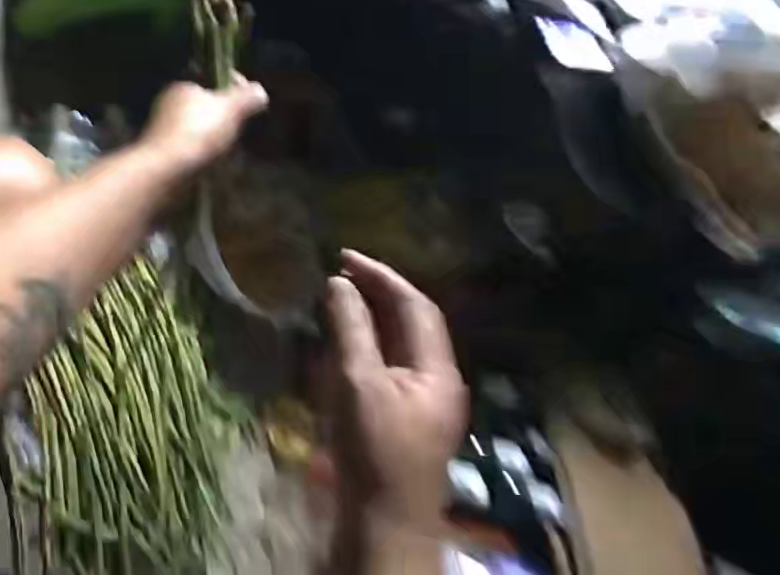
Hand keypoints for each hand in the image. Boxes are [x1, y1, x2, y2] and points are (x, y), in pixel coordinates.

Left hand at [140, 77, 267, 168]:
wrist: (165, 170)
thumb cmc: (198, 132)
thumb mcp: (230, 108)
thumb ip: (247, 97)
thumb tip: (259, 91)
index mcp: (183, 86)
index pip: (212, 80)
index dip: (235, 88)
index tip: (248, 103)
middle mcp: (168, 104)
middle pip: (207, 106)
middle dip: (226, 117)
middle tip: (240, 130)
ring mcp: (162, 129)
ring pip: (199, 129)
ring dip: (216, 139)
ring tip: (229, 153)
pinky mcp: (161, 152)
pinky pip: (190, 149)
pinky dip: (204, 154)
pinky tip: (212, 166)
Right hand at [326, 250, 468, 540]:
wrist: (384, 523)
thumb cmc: (373, 450)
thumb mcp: (357, 382)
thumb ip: (350, 328)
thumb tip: (339, 281)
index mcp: (439, 370)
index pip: (416, 305)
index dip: (381, 275)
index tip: (344, 256)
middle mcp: (440, 378)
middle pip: (414, 319)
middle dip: (379, 289)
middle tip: (341, 269)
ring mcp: (427, 396)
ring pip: (404, 338)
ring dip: (375, 310)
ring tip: (342, 290)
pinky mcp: (409, 410)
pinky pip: (393, 357)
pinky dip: (371, 335)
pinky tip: (348, 332)